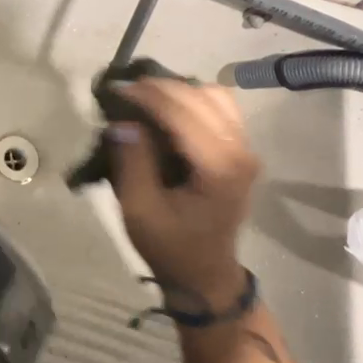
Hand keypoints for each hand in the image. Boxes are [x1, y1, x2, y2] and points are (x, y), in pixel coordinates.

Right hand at [107, 79, 257, 308]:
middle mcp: (240, 152)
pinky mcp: (241, 150)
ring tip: (146, 98)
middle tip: (125, 91)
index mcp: (219, 169)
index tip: (116, 89)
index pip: (183, 113)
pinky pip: (221, 107)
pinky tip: (167, 108)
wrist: (205, 274)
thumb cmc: (170, 246)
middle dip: (161, 87)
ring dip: (179, 90)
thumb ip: (132, 163)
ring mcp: (246, 150)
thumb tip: (122, 122)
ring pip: (216, 96)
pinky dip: (192, 99)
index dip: (148, 95)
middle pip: (202, 97)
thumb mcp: (139, 210)